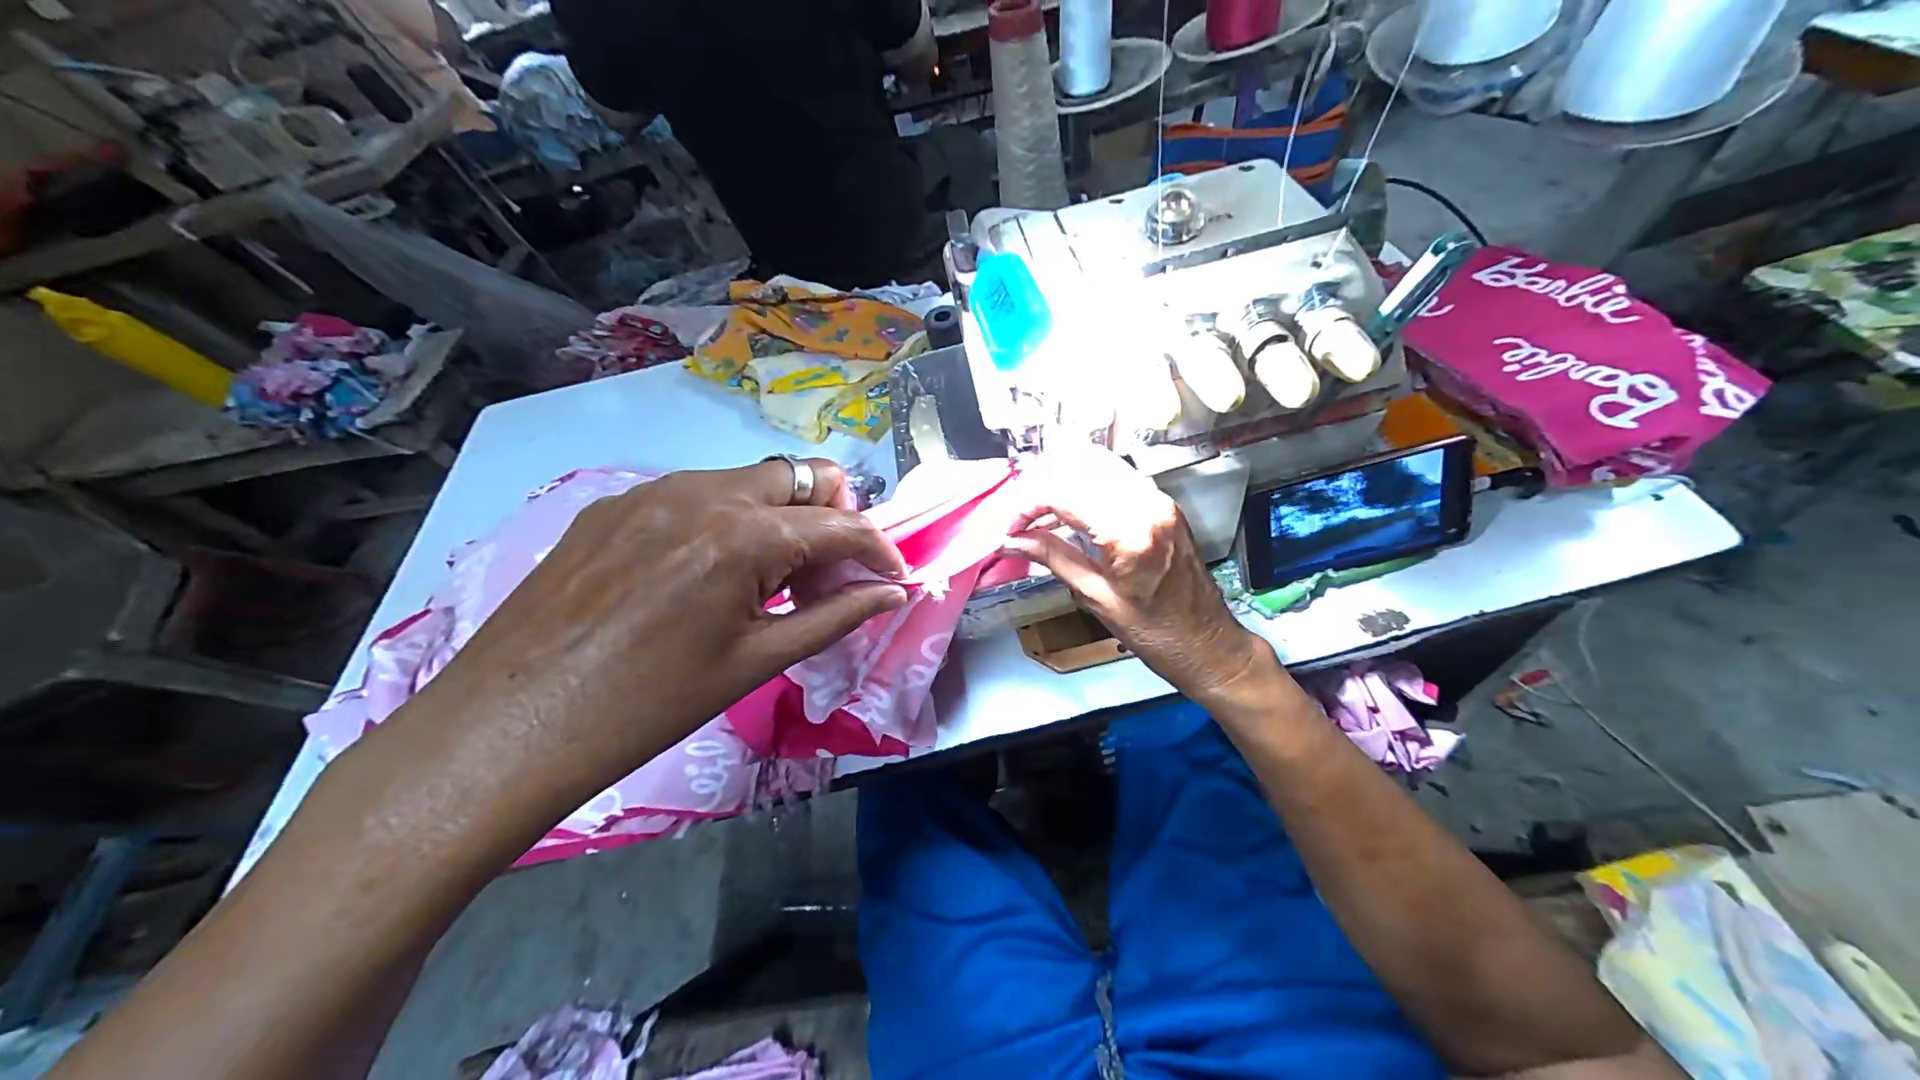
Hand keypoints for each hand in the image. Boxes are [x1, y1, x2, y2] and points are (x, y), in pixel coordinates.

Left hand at [403, 458, 908, 804]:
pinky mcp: (610, 506)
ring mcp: (649, 492)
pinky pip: (690, 496)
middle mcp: (701, 492)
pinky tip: (701, 576)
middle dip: (831, 516)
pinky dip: (722, 522)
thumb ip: (834, 617)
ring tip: (767, 578)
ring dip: (777, 517)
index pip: (839, 526)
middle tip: (828, 572)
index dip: (878, 550)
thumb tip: (892, 593)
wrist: (513, 725)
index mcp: (744, 534)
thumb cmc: (651, 704)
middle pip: (797, 477)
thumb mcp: (756, 662)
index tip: (893, 576)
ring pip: (744, 482)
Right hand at [1002, 448, 1285, 708]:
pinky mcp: (1163, 503)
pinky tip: (1068, 506)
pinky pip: (1116, 475)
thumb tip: (1013, 540)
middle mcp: (1148, 506)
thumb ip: (1053, 557)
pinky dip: (1086, 482)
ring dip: (1062, 479)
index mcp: (1130, 534)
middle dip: (1040, 486)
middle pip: (1079, 467)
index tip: (1010, 527)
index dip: (1026, 505)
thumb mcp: (1095, 597)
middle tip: (1019, 515)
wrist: (1208, 643)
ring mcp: (1159, 500)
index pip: (1063, 493)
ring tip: (1038, 509)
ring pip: (1098, 462)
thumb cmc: (1156, 633)